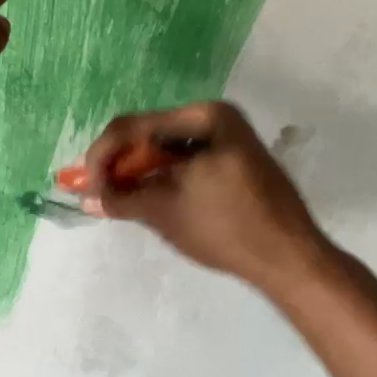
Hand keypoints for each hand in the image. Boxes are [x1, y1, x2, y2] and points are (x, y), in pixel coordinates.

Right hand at [81, 102, 335, 289]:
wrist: (292, 260)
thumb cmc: (228, 229)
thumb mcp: (164, 211)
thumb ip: (121, 198)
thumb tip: (86, 197)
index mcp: (203, 116)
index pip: (132, 127)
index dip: (102, 157)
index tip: (84, 188)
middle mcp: (214, 116)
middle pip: (146, 134)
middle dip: (117, 164)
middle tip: (93, 191)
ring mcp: (226, 137)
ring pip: (162, 148)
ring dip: (135, 172)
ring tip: (113, 197)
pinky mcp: (231, 158)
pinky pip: (182, 160)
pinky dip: (159, 176)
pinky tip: (143, 196)